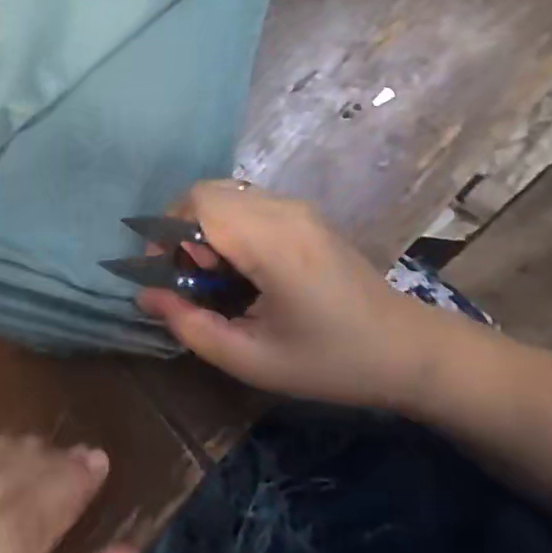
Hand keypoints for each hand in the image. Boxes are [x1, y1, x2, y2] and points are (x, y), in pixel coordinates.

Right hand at [136, 180, 449, 409]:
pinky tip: (241, 266)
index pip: (198, 204)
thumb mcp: (254, 360)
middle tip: (189, 276)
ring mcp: (296, 206)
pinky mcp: (304, 212)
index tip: (164, 275)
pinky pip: (247, 200)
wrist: (405, 348)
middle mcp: (282, 209)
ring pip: (226, 192)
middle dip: (181, 228)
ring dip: (204, 224)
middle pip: (207, 191)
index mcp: (272, 242)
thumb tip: (145, 295)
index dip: (166, 232)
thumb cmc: (330, 361)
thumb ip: (192, 326)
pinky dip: (227, 222)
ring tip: (215, 274)